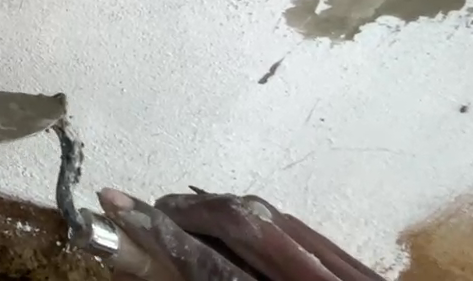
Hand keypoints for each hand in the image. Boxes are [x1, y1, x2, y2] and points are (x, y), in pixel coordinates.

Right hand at [95, 189, 387, 280]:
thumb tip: (116, 255)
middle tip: (144, 211)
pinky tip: (227, 229)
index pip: (208, 265)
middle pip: (242, 224)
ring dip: (214, 210)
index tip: (109, 200)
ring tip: (179, 218)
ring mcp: (355, 280)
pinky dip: (252, 221)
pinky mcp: (363, 273)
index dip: (155, 229)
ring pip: (270, 215)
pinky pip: (298, 226)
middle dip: (184, 211)